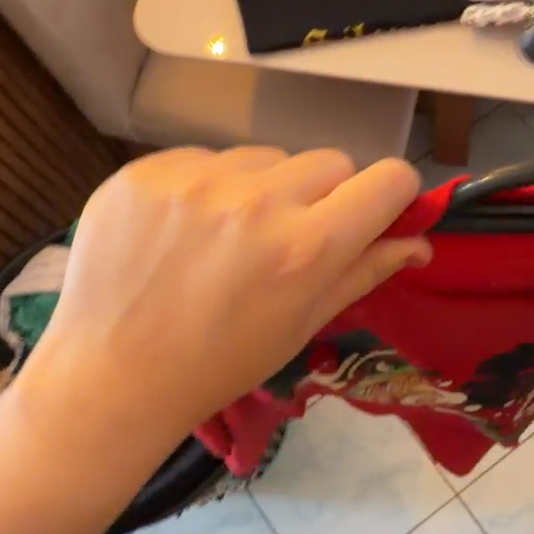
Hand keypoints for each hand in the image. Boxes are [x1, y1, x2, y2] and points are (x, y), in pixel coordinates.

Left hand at [17, 147, 428, 442]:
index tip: (379, 212)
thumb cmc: (222, 362)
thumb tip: (421, 242)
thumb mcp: (303, 324)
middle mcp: (258, 200)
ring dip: (264, 188)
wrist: (113, 376)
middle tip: (293, 237)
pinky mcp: (146, 170)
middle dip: (327, 195)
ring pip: (266, 157)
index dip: (394, 194)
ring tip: (228, 236)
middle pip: (331, 161)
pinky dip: (209, 186)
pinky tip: (184, 229)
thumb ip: (365, 272)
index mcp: (306, 247)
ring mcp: (196, 179)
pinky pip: (206, 159)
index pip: (388, 178)